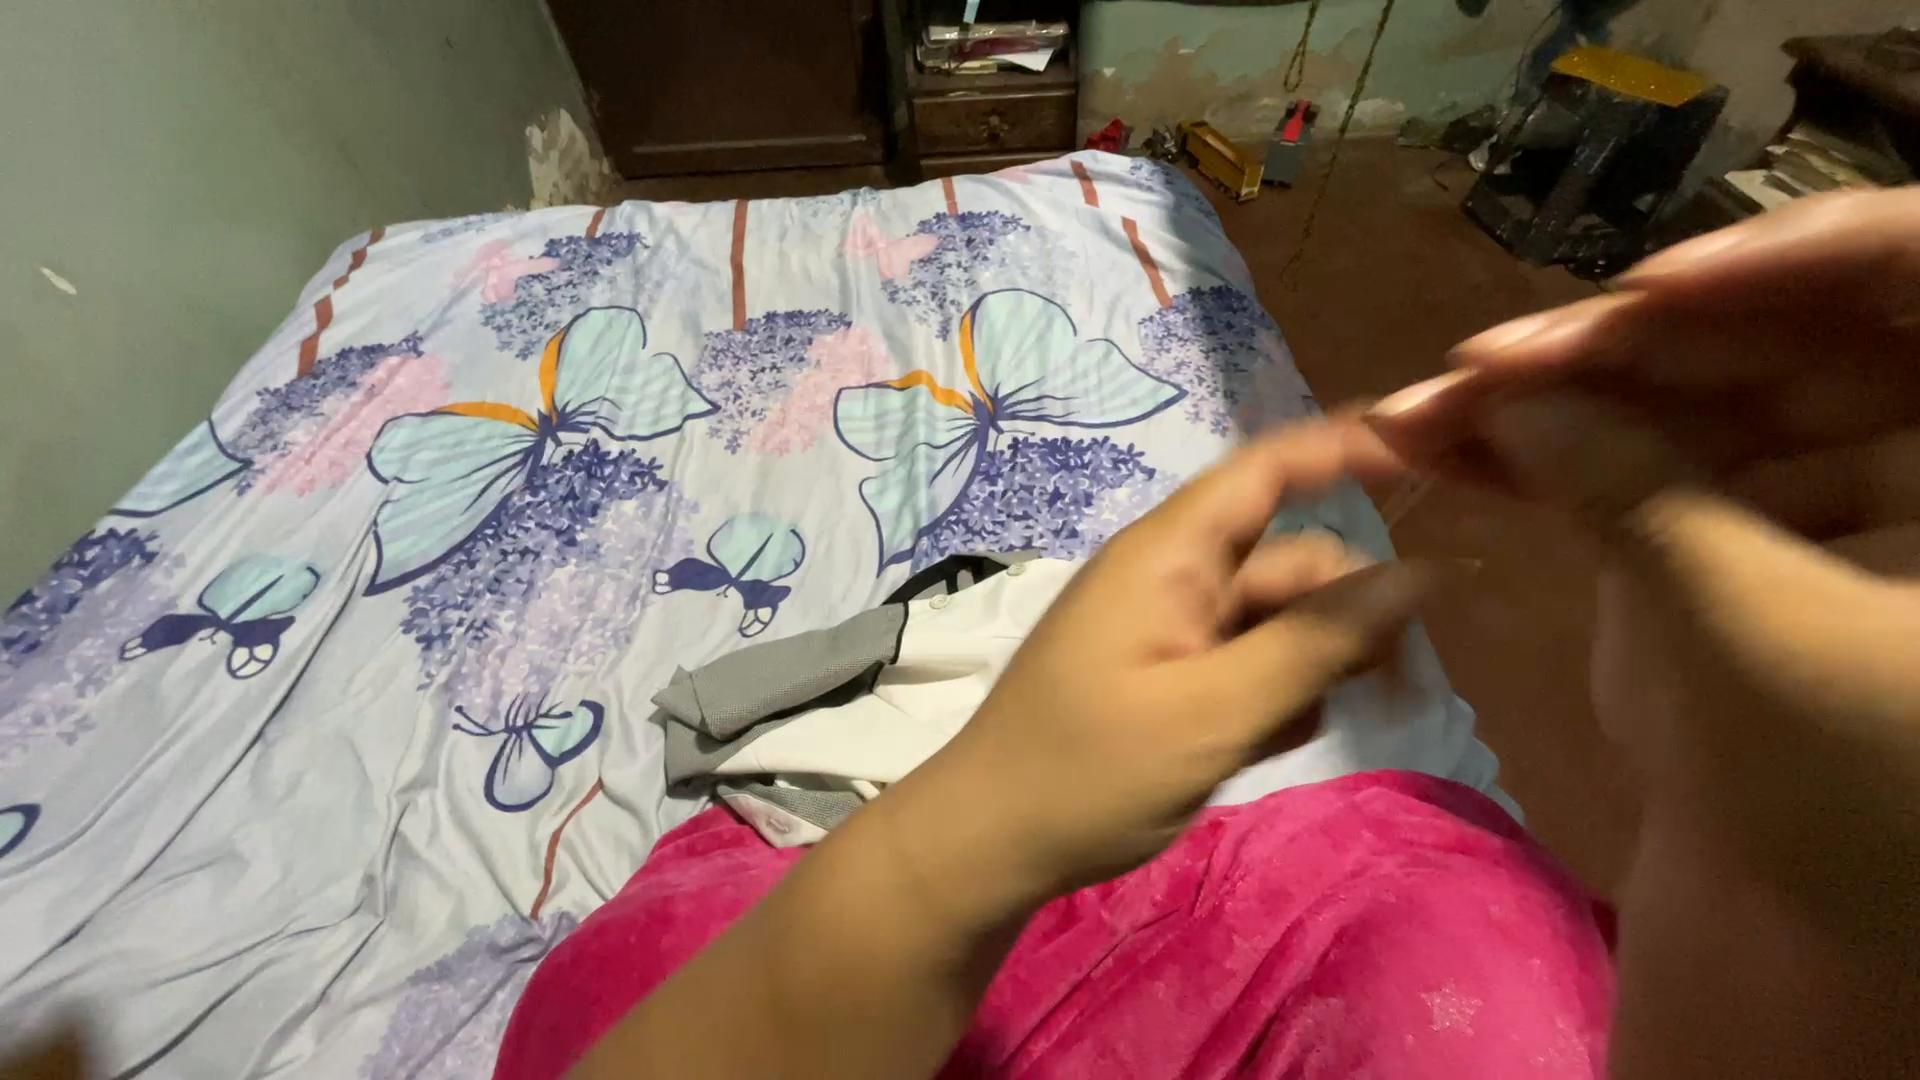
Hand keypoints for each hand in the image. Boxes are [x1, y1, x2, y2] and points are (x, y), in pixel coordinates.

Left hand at [912, 419, 1430, 897]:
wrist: (998, 835)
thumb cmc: (1089, 770)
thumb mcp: (1212, 712)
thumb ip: (1316, 642)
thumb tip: (1421, 574)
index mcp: (1167, 555)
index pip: (1263, 471)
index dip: (1344, 449)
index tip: (1433, 455)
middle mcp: (1172, 576)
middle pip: (1289, 561)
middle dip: (1348, 612)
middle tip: (1394, 689)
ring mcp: (1170, 626)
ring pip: (1278, 620)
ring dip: (1311, 667)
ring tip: (1285, 732)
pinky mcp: (1171, 672)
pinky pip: (1248, 663)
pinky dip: (1271, 697)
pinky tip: (1254, 746)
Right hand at [1367, 188, 1919, 1076]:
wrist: (1795, 902)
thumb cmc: (1841, 784)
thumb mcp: (1742, 625)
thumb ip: (1630, 490)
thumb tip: (1510, 394)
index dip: (1790, 263)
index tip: (1644, 292)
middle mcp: (1901, 434)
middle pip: (1743, 345)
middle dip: (1591, 355)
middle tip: (1470, 369)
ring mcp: (1779, 478)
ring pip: (1642, 408)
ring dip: (1518, 408)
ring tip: (1410, 413)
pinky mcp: (1685, 520)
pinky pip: (1597, 467)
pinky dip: (1512, 460)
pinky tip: (1430, 446)